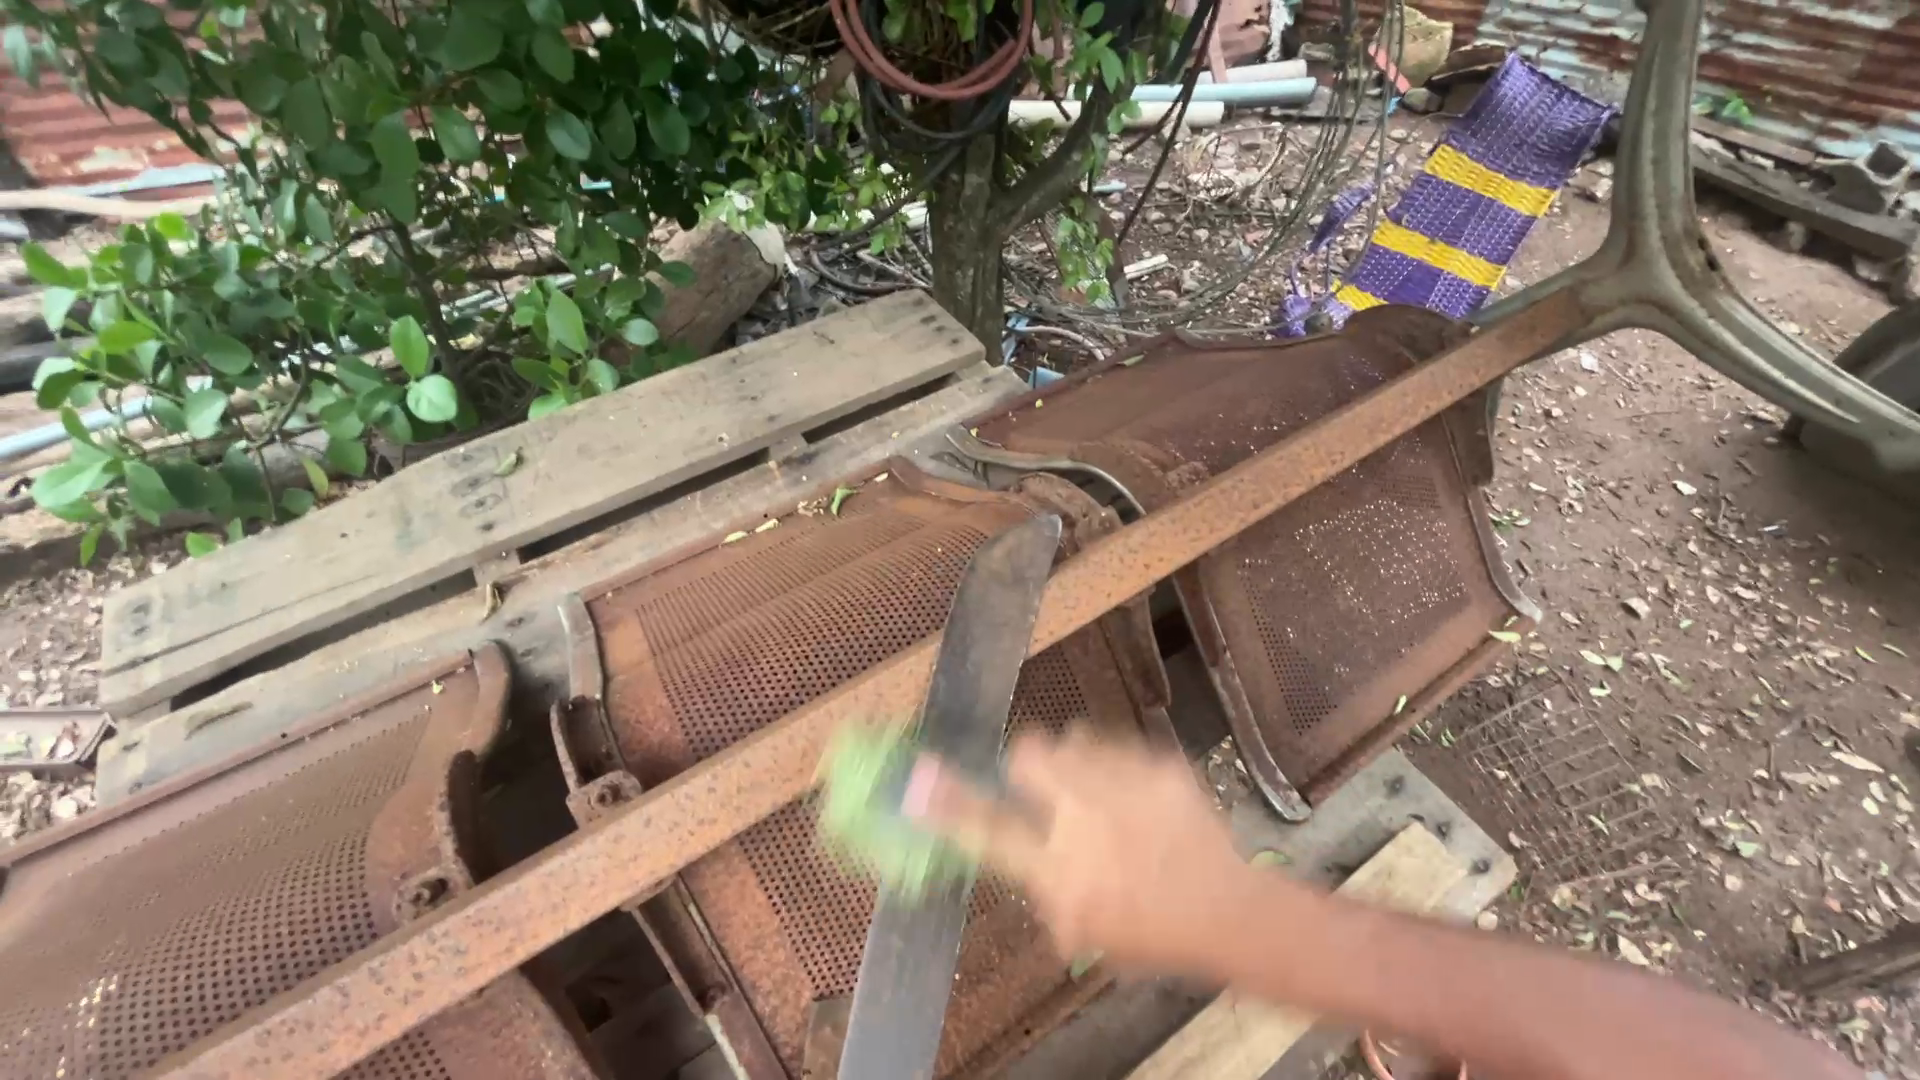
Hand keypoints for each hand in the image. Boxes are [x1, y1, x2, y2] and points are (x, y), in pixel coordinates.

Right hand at [906, 727, 1312, 974]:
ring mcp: (1125, 782)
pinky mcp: (1158, 764)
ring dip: (1077, 761)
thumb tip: (1034, 868)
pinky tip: (1144, 796)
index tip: (920, 776)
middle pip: (1028, 754)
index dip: (947, 799)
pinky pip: (1120, 746)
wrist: (1227, 911)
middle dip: (1026, 761)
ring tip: (1103, 789)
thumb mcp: (1085, 928)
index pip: (986, 825)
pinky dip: (1122, 766)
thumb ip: (1048, 891)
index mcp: (1058, 865)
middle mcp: (1083, 815)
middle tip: (1043, 780)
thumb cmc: (1152, 933)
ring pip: (1074, 740)